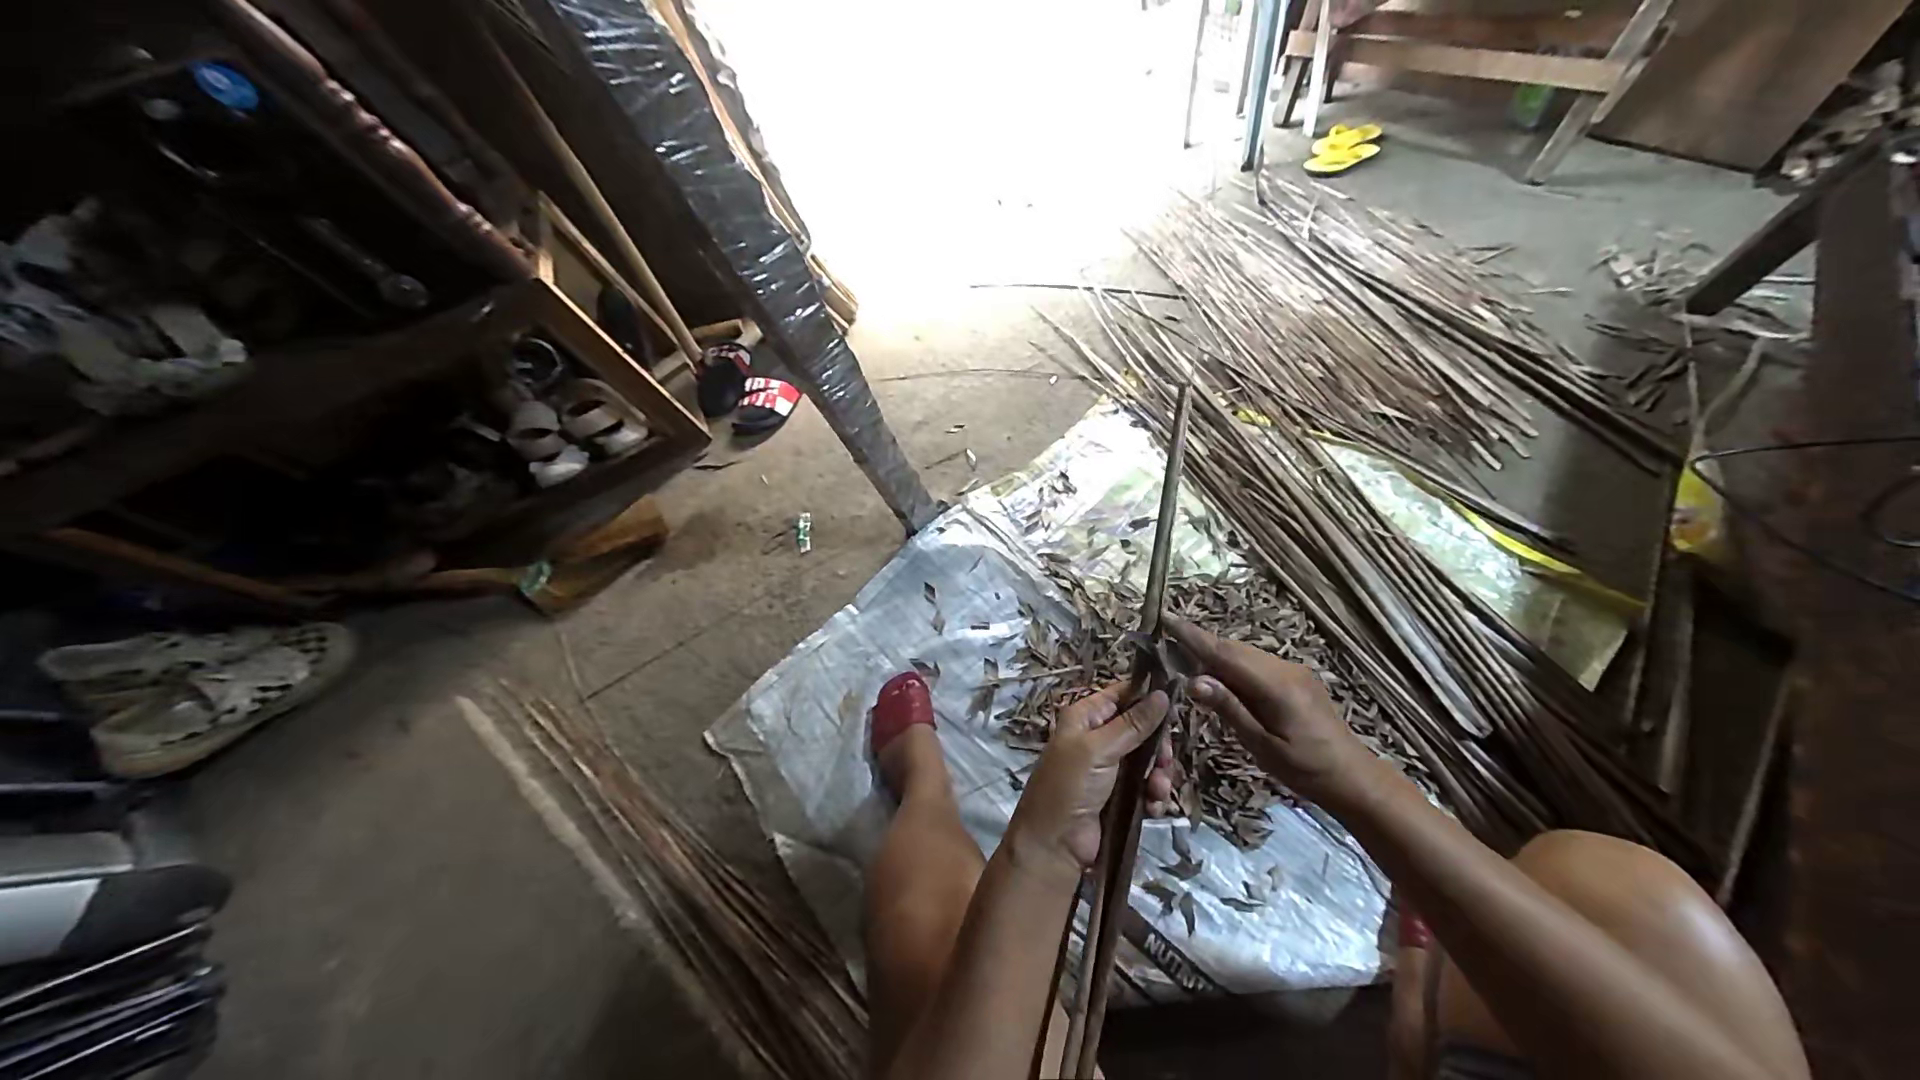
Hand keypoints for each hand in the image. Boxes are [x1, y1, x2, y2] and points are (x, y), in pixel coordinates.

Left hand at [1006, 681, 1174, 878]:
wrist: (1054, 845)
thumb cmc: (1070, 786)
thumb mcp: (1099, 749)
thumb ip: (1133, 723)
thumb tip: (1162, 693)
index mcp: (1084, 717)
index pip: (1121, 694)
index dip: (1146, 696)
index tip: (1174, 703)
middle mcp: (1097, 737)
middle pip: (1141, 728)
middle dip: (1157, 745)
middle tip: (1164, 760)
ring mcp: (1109, 768)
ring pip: (1148, 759)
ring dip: (1158, 774)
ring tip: (1156, 790)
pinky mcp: (1119, 795)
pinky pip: (1146, 786)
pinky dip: (1153, 795)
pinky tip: (1153, 807)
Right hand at [1165, 617, 1381, 807]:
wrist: (1354, 777)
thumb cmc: (1305, 769)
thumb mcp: (1262, 745)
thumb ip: (1229, 709)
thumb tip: (1194, 680)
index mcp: (1275, 685)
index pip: (1224, 654)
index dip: (1193, 636)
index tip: (1166, 619)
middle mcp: (1284, 669)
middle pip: (1233, 649)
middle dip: (1200, 644)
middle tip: (1166, 646)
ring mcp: (1293, 671)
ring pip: (1244, 654)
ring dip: (1216, 655)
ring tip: (1187, 662)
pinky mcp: (1296, 679)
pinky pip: (1256, 663)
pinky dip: (1233, 665)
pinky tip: (1221, 680)